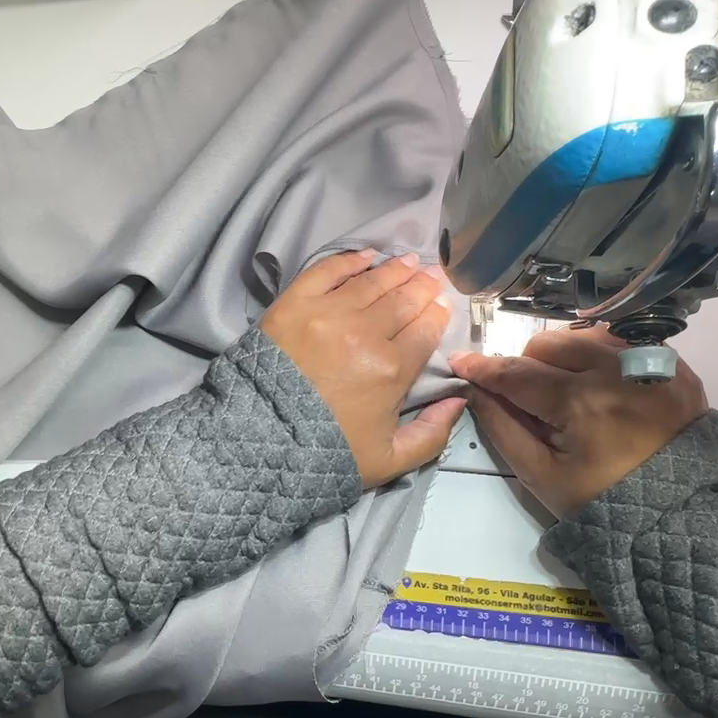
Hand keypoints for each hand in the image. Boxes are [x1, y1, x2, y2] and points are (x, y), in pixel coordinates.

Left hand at [261, 250, 466, 487]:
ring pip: (370, 283)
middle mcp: (364, 334)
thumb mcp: (389, 461)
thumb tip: (458, 401)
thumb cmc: (324, 453)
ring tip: (407, 262)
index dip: (436, 314)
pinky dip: (348, 261)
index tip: (441, 304)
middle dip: (421, 286)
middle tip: (430, 275)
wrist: (259, 444)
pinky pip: (327, 272)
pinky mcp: (294, 305)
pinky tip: (365, 256)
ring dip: (394, 270)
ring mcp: (327, 315)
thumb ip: (431, 435)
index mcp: (391, 370)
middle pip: (402, 300)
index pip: (425, 330)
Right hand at [451, 327, 707, 517]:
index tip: (459, 362)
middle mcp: (618, 372)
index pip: (518, 374)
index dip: (483, 368)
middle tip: (527, 397)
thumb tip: (475, 390)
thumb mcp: (538, 473)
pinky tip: (599, 382)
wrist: (676, 516)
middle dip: (527, 364)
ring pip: (587, 335)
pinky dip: (602, 355)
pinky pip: (625, 342)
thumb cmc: (599, 500)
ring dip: (564, 355)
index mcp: (582, 403)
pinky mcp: (675, 367)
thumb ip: (502, 427)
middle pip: (550, 345)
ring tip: (564, 387)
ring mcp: (652, 365)